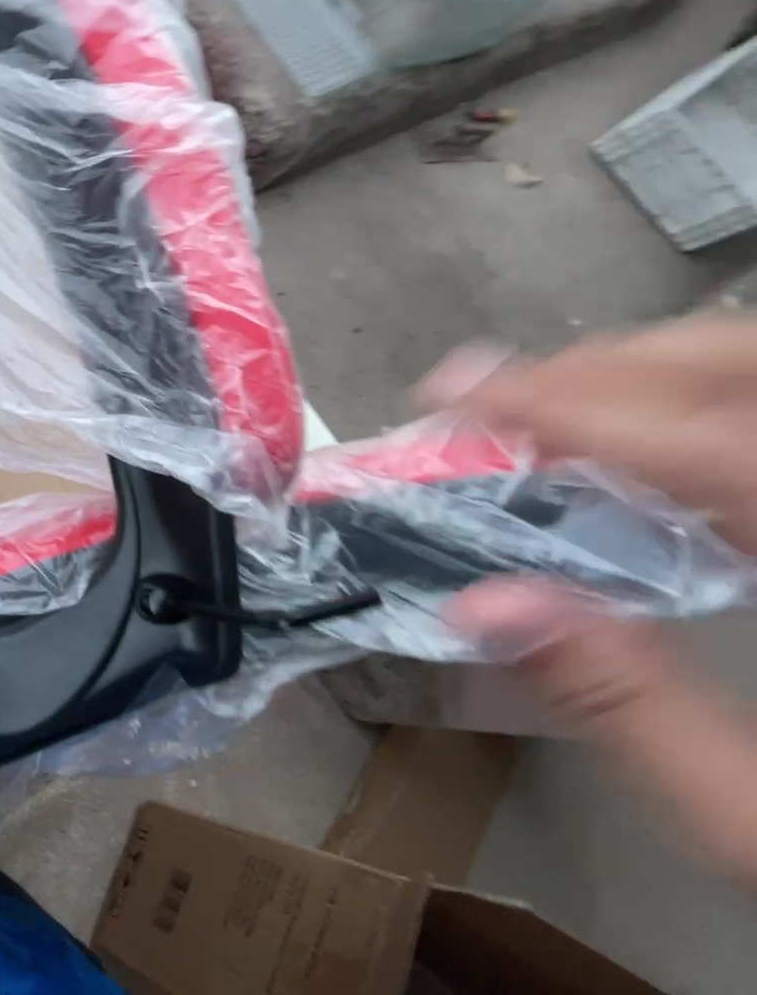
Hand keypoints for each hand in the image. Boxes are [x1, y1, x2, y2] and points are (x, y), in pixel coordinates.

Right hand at [420, 315, 756, 882]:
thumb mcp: (749, 817)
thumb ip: (625, 705)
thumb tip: (483, 604)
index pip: (720, 454)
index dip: (577, 411)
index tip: (458, 395)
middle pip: (751, 382)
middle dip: (612, 368)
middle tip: (495, 395)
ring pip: (755, 386)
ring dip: (640, 378)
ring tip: (535, 406)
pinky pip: (755, 434)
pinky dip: (678, 414)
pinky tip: (614, 445)